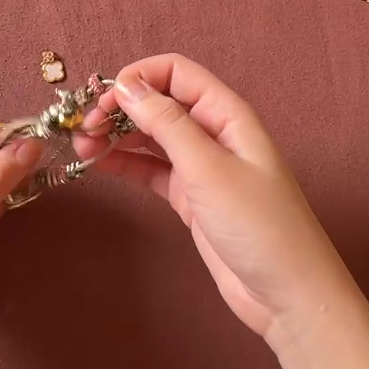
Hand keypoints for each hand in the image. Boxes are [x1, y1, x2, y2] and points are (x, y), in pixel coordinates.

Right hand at [77, 54, 357, 340]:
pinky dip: (124, 164)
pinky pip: (150, 169)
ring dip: (116, 135)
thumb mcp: (208, 168)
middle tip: (84, 126)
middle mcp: (211, 131)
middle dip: (120, 107)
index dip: (138, 76)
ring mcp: (200, 165)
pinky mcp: (189, 196)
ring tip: (81, 145)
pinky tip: (97, 164)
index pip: (175, 72)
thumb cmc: (257, 224)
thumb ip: (166, 123)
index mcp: (225, 112)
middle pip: (158, 101)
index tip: (104, 98)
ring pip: (150, 136)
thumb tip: (126, 85)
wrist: (287, 295)